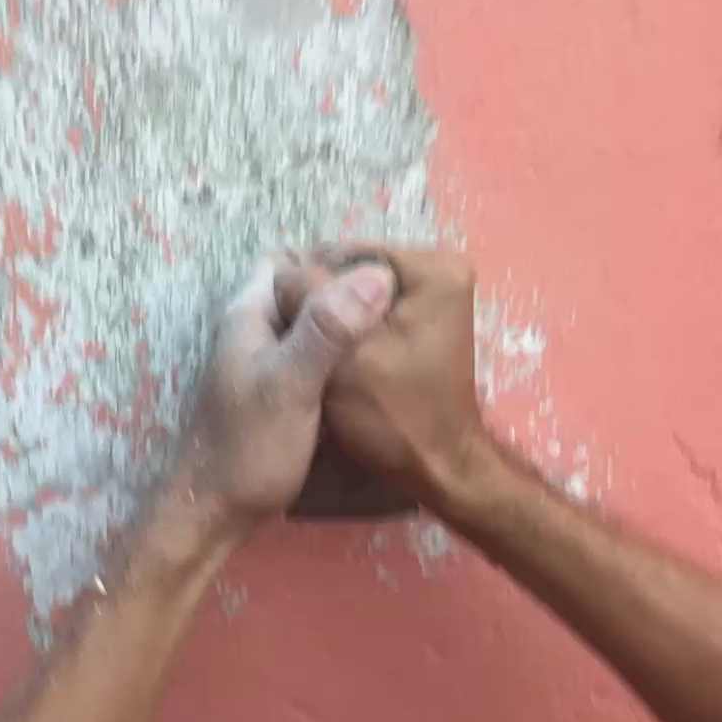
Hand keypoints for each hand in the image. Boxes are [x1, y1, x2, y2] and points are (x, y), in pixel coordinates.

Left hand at [173, 254, 397, 531]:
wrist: (215, 513)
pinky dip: (337, 360)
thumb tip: (377, 274)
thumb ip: (328, 331)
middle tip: (394, 310)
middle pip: (302, 293)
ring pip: (309, 329)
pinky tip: (368, 375)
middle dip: (343, 294)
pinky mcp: (276, 393)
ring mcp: (263, 364)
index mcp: (248, 315)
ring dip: (343, 330)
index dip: (330, 260)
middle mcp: (252, 332)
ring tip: (389, 338)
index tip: (380, 276)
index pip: (288, 260)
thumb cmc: (248, 448)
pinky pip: (312, 360)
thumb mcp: (291, 385)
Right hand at [278, 245, 490, 501]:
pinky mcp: (427, 317)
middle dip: (320, 302)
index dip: (304, 288)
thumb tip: (281, 270)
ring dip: (330, 318)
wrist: (437, 468)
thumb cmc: (393, 417)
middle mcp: (441, 268)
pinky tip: (334, 355)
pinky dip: (348, 328)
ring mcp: (437, 293)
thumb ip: (312, 301)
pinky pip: (370, 309)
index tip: (286, 329)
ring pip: (356, 292)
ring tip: (312, 352)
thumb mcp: (343, 356)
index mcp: (431, 268)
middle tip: (297, 343)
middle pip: (351, 270)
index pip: (341, 254)